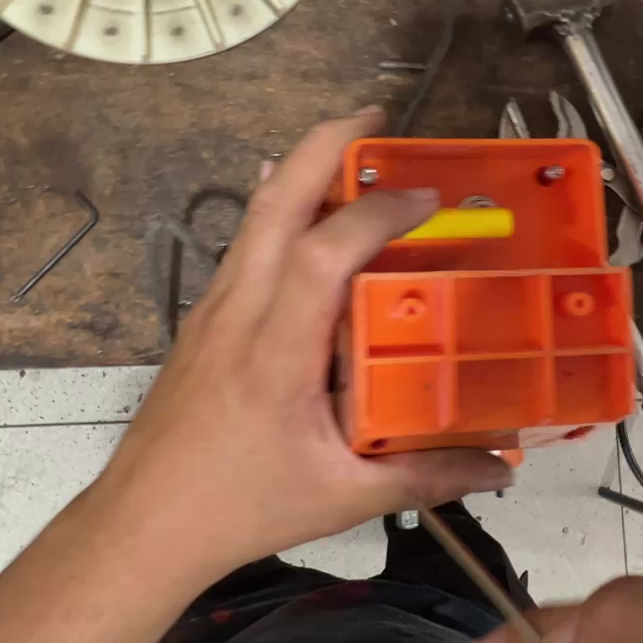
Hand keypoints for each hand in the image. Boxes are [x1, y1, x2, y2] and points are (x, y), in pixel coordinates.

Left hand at [90, 107, 514, 579]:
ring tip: (354, 153)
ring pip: (255, 214)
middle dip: (323, 145)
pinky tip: (308, 213)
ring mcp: (214, 306)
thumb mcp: (343, 498)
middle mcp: (239, 310)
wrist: (142, 522)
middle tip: (376, 120)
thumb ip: (427, 476)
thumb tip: (501, 467)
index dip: (375, 212)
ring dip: (303, 170)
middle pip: (274, 202)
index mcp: (276, 353)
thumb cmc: (240, 506)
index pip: (321, 254)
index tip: (426, 196)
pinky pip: (246, 240)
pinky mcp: (205, 314)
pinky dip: (282, 207)